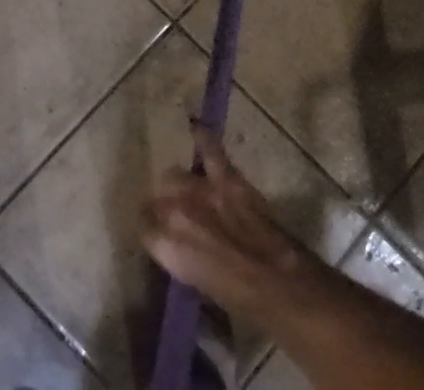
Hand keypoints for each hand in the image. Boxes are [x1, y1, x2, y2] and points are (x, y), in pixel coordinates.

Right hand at [140, 125, 316, 322]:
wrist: (278, 283)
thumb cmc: (238, 298)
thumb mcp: (198, 284)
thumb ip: (181, 258)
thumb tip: (179, 247)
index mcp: (165, 248)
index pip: (144, 229)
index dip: (152, 230)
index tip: (157, 233)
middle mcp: (174, 215)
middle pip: (156, 200)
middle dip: (162, 207)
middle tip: (174, 217)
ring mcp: (201, 192)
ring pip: (174, 176)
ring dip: (178, 185)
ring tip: (183, 188)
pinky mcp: (228, 179)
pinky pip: (211, 151)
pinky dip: (204, 136)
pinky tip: (195, 123)